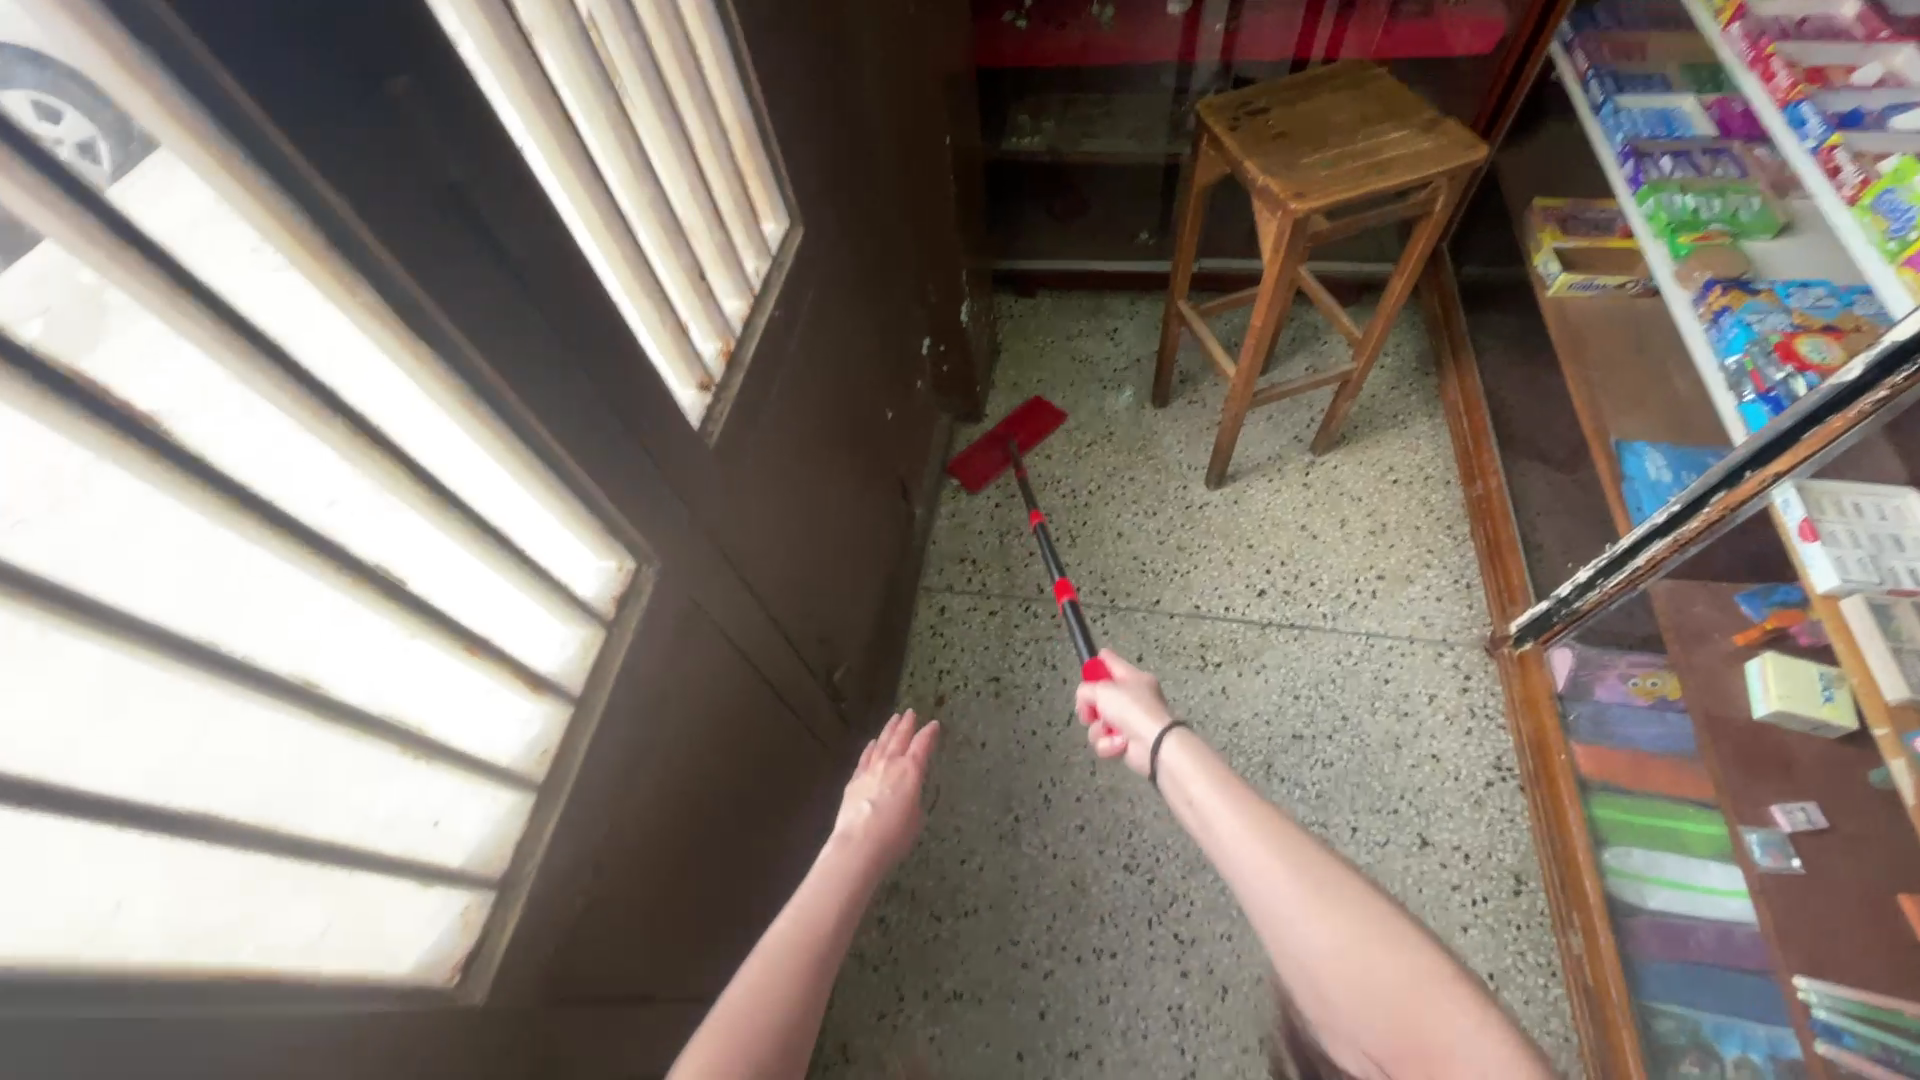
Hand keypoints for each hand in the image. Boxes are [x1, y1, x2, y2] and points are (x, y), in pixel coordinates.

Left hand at [829, 709, 940, 874]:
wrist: (858, 845)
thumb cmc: (895, 836)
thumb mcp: (916, 818)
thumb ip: (914, 800)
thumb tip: (908, 795)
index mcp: (911, 771)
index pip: (922, 745)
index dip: (929, 734)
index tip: (934, 724)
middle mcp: (890, 764)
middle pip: (900, 738)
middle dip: (907, 724)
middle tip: (911, 712)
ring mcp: (870, 770)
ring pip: (881, 743)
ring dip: (889, 730)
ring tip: (894, 719)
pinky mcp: (854, 780)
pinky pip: (865, 757)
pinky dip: (870, 748)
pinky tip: (872, 743)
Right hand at [1073, 650, 1177, 776]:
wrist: (1153, 743)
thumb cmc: (1133, 709)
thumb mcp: (1102, 689)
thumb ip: (1085, 689)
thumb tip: (1085, 699)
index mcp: (1134, 678)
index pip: (1112, 662)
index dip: (1097, 662)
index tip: (1087, 666)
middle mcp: (1133, 698)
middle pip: (1101, 696)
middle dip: (1090, 706)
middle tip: (1088, 711)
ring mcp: (1130, 721)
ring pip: (1099, 722)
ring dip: (1098, 729)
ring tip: (1107, 729)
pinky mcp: (1126, 742)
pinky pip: (1105, 741)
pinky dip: (1108, 743)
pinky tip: (1118, 743)